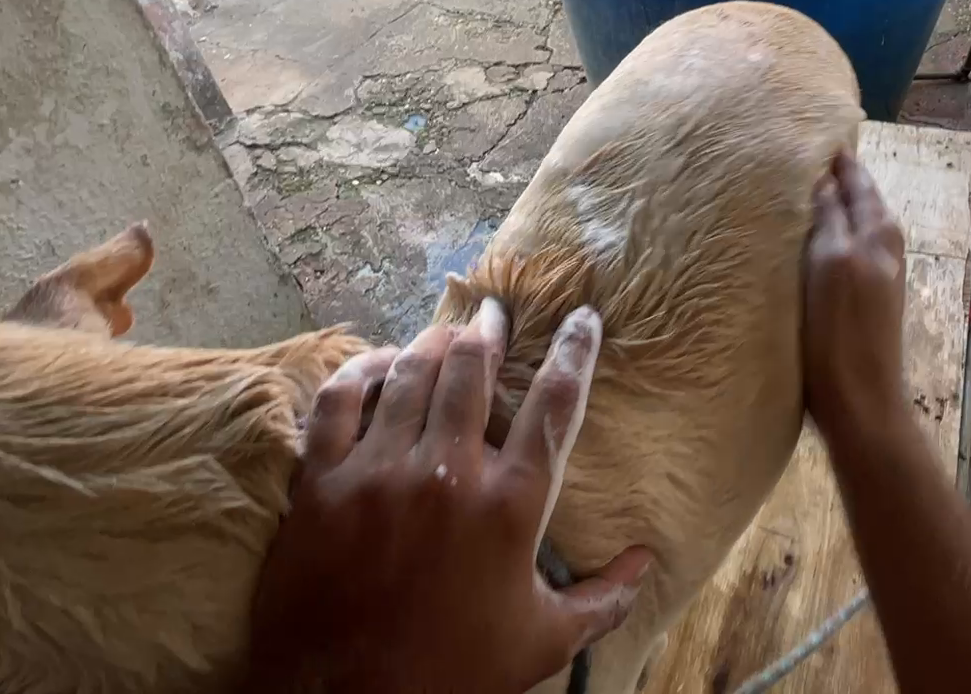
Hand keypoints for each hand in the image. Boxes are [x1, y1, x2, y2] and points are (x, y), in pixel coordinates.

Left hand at [245, 302, 652, 693]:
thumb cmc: (451, 673)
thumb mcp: (541, 642)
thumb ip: (602, 600)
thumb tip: (647, 561)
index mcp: (508, 506)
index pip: (554, 405)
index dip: (574, 352)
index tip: (582, 318)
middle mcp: (448, 473)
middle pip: (473, 370)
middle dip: (488, 329)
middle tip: (493, 312)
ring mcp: (380, 472)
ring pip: (411, 373)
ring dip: (434, 342)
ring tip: (446, 331)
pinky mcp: (323, 483)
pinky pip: (340, 400)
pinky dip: (361, 370)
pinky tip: (379, 360)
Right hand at [801, 150, 908, 441]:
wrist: (858, 399)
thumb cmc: (839, 330)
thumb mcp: (832, 262)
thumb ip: (830, 219)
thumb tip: (825, 178)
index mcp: (877, 233)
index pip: (857, 181)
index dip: (838, 159)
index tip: (812, 134)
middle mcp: (883, 248)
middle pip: (861, 201)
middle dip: (838, 178)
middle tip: (802, 156)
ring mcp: (877, 275)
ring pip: (856, 224)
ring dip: (835, 204)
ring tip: (802, 188)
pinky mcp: (865, 298)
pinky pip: (849, 248)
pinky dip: (833, 232)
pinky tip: (810, 238)